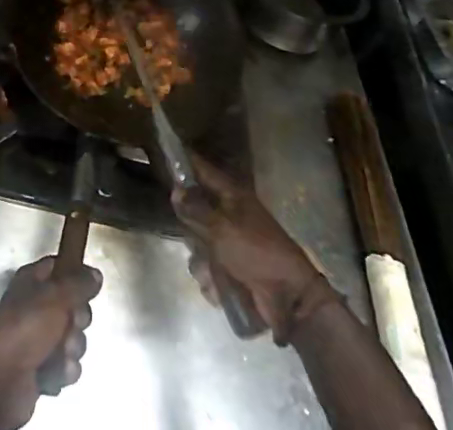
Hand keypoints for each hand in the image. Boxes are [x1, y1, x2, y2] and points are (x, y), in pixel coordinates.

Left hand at [0, 256, 102, 429]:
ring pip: (73, 338)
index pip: (60, 266)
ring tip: (58, 356)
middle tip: (70, 325)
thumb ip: (79, 283)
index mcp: (32, 280)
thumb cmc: (26, 328)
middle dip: (78, 321)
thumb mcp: (56, 297)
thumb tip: (95, 274)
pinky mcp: (42, 366)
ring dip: (71, 350)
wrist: (1, 380)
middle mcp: (35, 305)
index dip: (77, 275)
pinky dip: (62, 371)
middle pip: (73, 305)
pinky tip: (51, 374)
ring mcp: (38, 337)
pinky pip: (67, 364)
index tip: (90, 287)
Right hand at [174, 157, 335, 342]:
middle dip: (190, 229)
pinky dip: (212, 282)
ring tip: (212, 272)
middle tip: (194, 237)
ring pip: (197, 245)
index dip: (185, 162)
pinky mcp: (230, 270)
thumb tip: (175, 190)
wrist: (287, 296)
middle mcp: (229, 216)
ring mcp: (230, 244)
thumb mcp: (222, 227)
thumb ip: (195, 209)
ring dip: (202, 262)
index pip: (204, 171)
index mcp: (232, 197)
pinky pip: (207, 270)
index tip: (164, 156)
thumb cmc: (256, 251)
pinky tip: (220, 289)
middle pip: (194, 211)